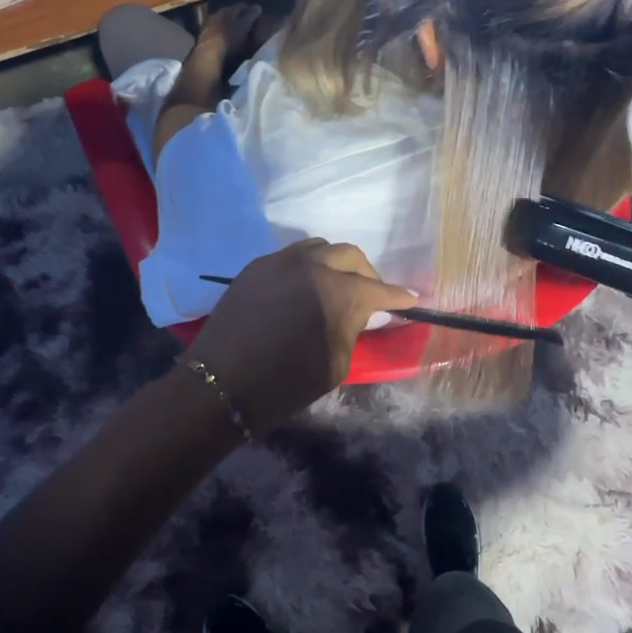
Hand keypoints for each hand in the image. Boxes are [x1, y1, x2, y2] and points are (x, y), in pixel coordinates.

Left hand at [184, 239, 416, 432]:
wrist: (222, 385)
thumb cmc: (286, 384)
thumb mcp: (336, 363)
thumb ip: (353, 329)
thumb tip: (361, 313)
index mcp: (337, 292)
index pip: (377, 289)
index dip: (397, 296)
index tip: (410, 300)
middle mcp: (311, 265)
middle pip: (349, 256)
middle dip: (366, 274)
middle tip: (372, 293)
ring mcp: (279, 261)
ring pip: (319, 247)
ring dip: (335, 263)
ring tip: (338, 284)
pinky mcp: (256, 267)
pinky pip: (291, 256)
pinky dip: (307, 266)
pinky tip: (306, 286)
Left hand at [186, 3, 264, 78]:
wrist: (208, 57)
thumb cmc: (229, 40)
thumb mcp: (244, 26)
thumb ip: (251, 15)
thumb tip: (257, 6)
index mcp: (227, 10)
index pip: (241, 6)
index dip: (250, 10)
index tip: (257, 16)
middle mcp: (216, 14)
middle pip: (230, 13)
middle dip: (239, 17)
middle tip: (249, 25)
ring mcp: (208, 26)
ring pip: (222, 22)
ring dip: (229, 26)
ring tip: (238, 34)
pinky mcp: (203, 38)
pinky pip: (216, 33)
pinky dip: (223, 35)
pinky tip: (227, 41)